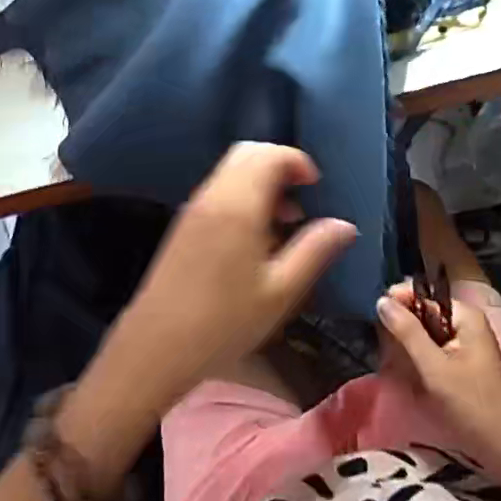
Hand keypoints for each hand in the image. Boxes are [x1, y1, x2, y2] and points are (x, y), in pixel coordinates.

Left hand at [103, 143, 356, 407]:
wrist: (155, 347)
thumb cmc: (224, 322)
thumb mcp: (280, 292)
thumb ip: (314, 251)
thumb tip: (344, 225)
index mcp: (238, 205)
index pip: (270, 155)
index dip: (298, 162)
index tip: (316, 188)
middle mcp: (213, 195)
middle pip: (248, 152)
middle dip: (279, 165)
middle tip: (301, 201)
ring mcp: (193, 207)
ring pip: (231, 169)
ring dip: (261, 181)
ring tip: (283, 223)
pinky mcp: (184, 223)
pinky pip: (218, 188)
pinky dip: (242, 194)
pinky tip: (254, 237)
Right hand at [376, 283, 500, 475]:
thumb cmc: (474, 407)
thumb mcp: (435, 368)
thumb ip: (407, 332)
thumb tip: (381, 300)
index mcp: (465, 315)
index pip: (421, 295)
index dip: (397, 304)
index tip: (377, 323)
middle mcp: (466, 323)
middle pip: (421, 313)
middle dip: (402, 330)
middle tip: (388, 352)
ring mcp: (465, 344)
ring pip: (424, 334)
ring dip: (408, 348)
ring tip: (397, 366)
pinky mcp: (462, 364)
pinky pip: (432, 351)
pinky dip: (418, 361)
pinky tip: (410, 377)